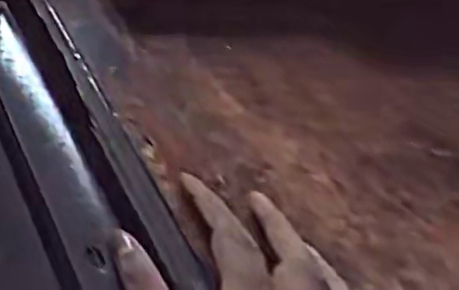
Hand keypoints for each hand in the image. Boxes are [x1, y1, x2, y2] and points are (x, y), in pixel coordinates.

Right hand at [116, 174, 347, 289]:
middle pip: (296, 261)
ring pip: (334, 286)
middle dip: (275, 225)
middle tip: (258, 198)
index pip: (232, 240)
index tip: (188, 179)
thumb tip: (120, 238)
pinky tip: (331, 287)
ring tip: (304, 244)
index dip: (210, 206)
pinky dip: (338, 288)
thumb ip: (149, 285)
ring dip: (316, 261)